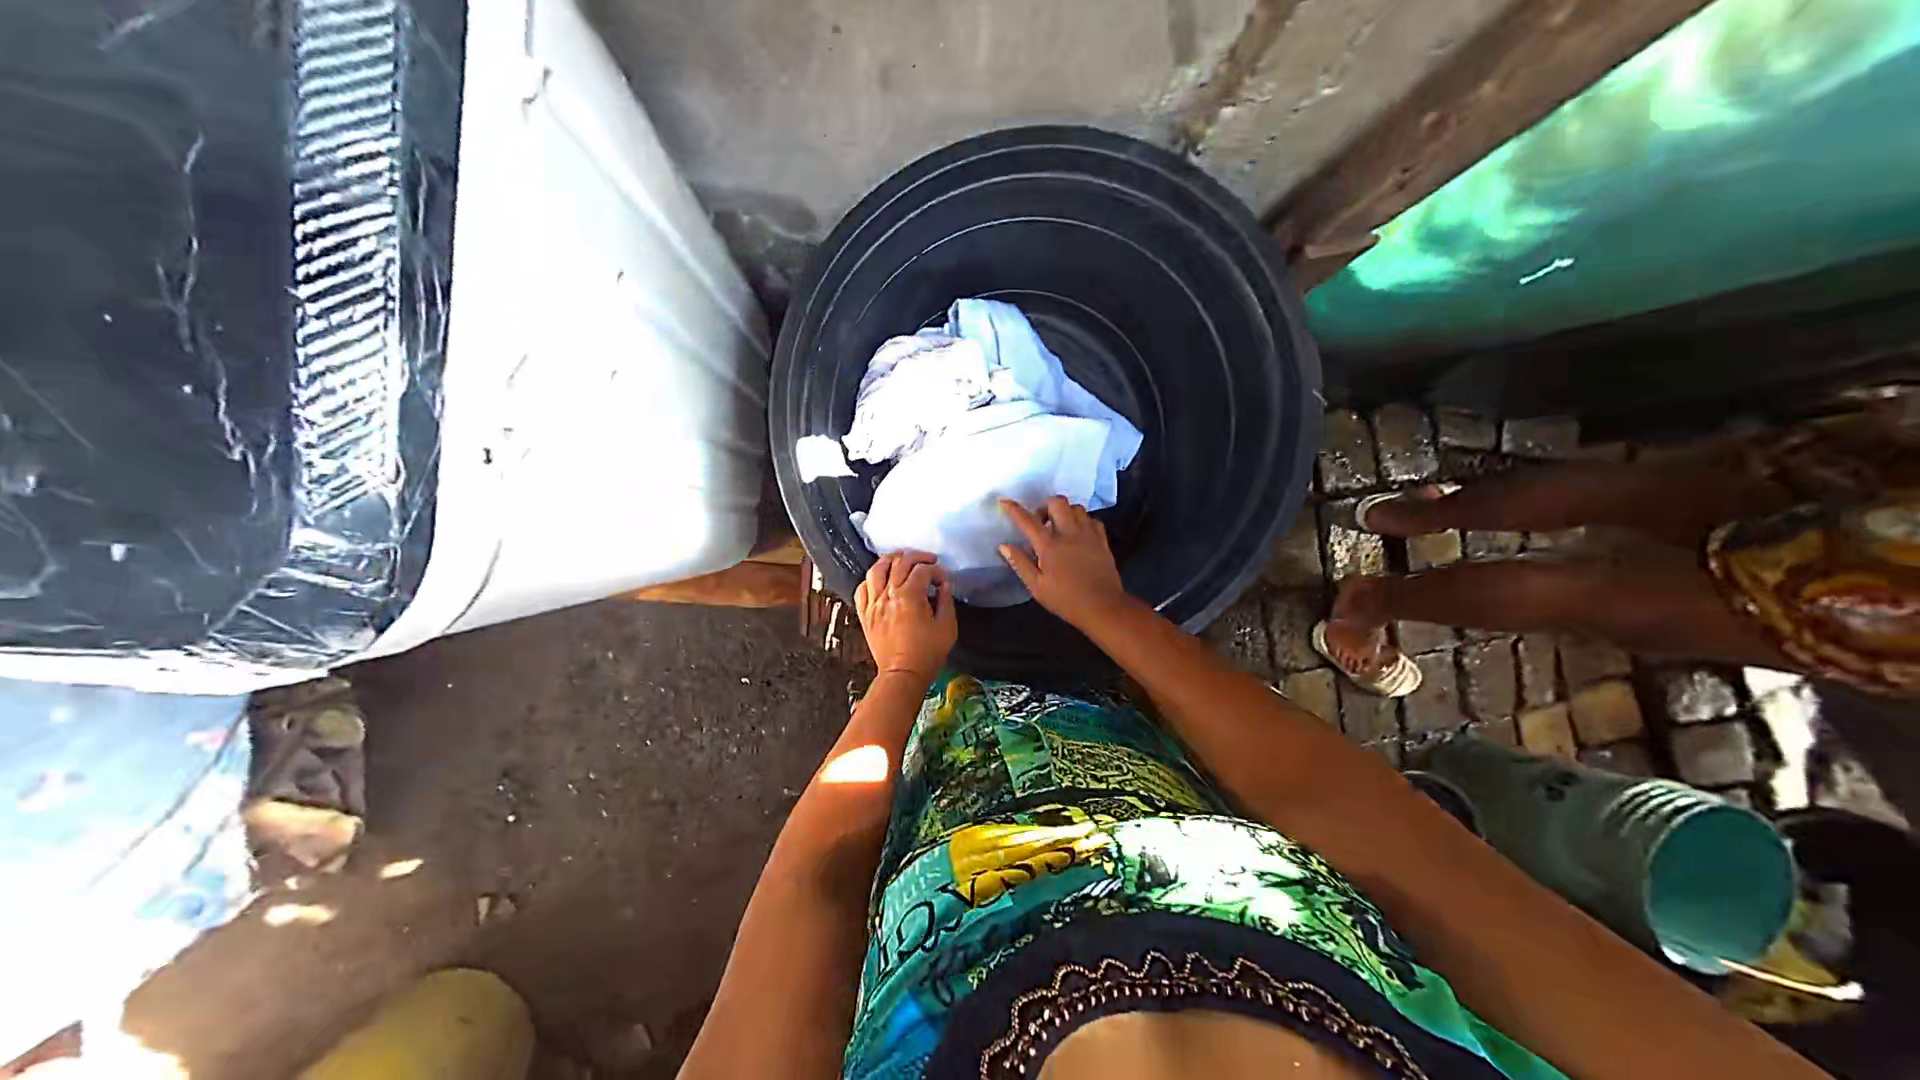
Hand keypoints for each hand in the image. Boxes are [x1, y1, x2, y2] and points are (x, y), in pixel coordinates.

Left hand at [854, 551, 956, 679]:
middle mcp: (888, 595)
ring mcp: (873, 604)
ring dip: (890, 560)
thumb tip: (944, 585)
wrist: (903, 675)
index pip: (923, 570)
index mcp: (910, 596)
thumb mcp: (947, 626)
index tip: (943, 580)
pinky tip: (880, 579)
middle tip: (928, 560)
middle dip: (917, 557)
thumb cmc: (927, 654)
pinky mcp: (865, 614)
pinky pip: (862, 588)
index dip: (937, 571)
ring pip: (876, 569)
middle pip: (900, 563)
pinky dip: (871, 579)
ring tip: (901, 559)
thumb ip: (946, 600)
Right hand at [999, 497, 1133, 626]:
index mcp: (1049, 545)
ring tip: (1060, 528)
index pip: (1027, 521)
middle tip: (1041, 523)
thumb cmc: (1066, 599)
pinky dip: (1083, 522)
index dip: (1014, 509)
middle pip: (1057, 502)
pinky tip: (1078, 534)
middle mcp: (1069, 533)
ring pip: (1076, 507)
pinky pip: (1092, 519)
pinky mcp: (1102, 540)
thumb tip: (1004, 546)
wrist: (1103, 606)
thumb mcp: (1037, 587)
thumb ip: (1020, 563)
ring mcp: (1088, 534)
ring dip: (1065, 512)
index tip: (1005, 500)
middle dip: (1045, 506)